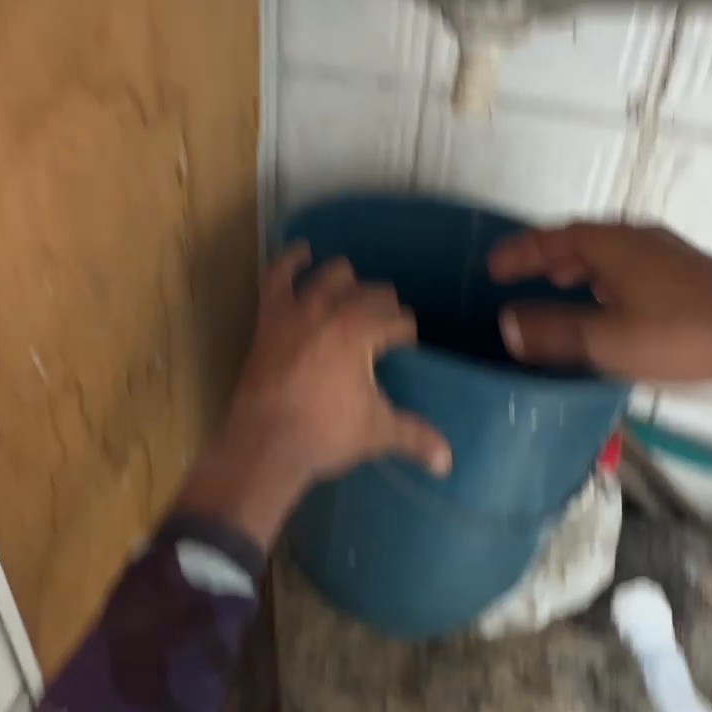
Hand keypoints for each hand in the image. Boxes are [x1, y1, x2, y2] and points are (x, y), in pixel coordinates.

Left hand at [176, 246, 450, 546]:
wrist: (264, 443)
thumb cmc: (324, 434)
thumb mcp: (376, 432)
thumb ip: (414, 436)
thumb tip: (447, 460)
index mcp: (362, 332)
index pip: (398, 321)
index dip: (405, 333)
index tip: (406, 347)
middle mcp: (331, 310)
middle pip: (371, 293)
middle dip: (384, 307)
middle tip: (385, 328)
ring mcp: (297, 309)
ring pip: (332, 274)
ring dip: (348, 282)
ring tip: (355, 294)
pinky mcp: (270, 316)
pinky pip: (278, 276)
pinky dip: (291, 260)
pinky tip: (303, 252)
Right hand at [486, 223, 711, 383]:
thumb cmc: (683, 336)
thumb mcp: (607, 341)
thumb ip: (553, 331)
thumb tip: (507, 324)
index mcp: (614, 244)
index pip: (553, 238)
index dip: (519, 251)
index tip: (491, 266)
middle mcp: (640, 238)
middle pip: (581, 238)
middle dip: (546, 254)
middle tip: (520, 271)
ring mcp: (670, 253)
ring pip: (610, 251)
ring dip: (578, 265)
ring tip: (560, 283)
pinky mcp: (693, 274)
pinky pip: (632, 264)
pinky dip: (606, 276)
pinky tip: (613, 302)